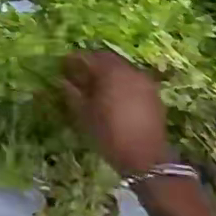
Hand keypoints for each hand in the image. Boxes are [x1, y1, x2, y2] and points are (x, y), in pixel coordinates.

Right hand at [61, 50, 174, 174]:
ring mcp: (144, 81)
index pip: (89, 57)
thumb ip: (72, 93)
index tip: (63, 65)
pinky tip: (113, 96)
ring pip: (121, 69)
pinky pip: (132, 80)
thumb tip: (63, 81)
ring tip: (95, 86)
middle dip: (92, 63)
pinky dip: (120, 82)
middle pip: (107, 59)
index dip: (74, 59)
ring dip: (107, 72)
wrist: (145, 158)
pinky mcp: (153, 94)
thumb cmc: (109, 134)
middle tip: (78, 73)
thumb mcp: (84, 114)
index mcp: (110, 71)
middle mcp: (129, 70)